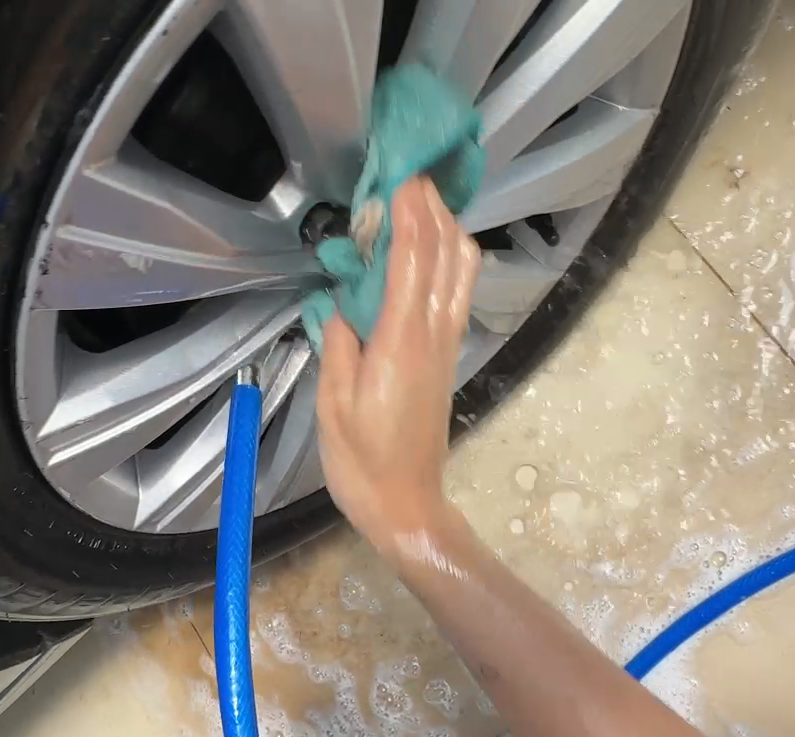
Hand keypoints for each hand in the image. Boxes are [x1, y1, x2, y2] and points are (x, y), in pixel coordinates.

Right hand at [316, 176, 479, 550]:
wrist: (406, 505)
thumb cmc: (362, 462)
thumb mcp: (334, 405)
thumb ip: (338, 346)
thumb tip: (342, 306)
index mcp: (401, 341)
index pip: (414, 258)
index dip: (410, 211)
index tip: (401, 174)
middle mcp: (433, 335)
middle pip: (447, 255)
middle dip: (433, 209)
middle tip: (410, 178)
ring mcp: (446, 347)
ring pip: (461, 273)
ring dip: (447, 232)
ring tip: (420, 208)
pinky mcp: (448, 361)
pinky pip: (457, 296)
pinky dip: (449, 263)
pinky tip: (430, 256)